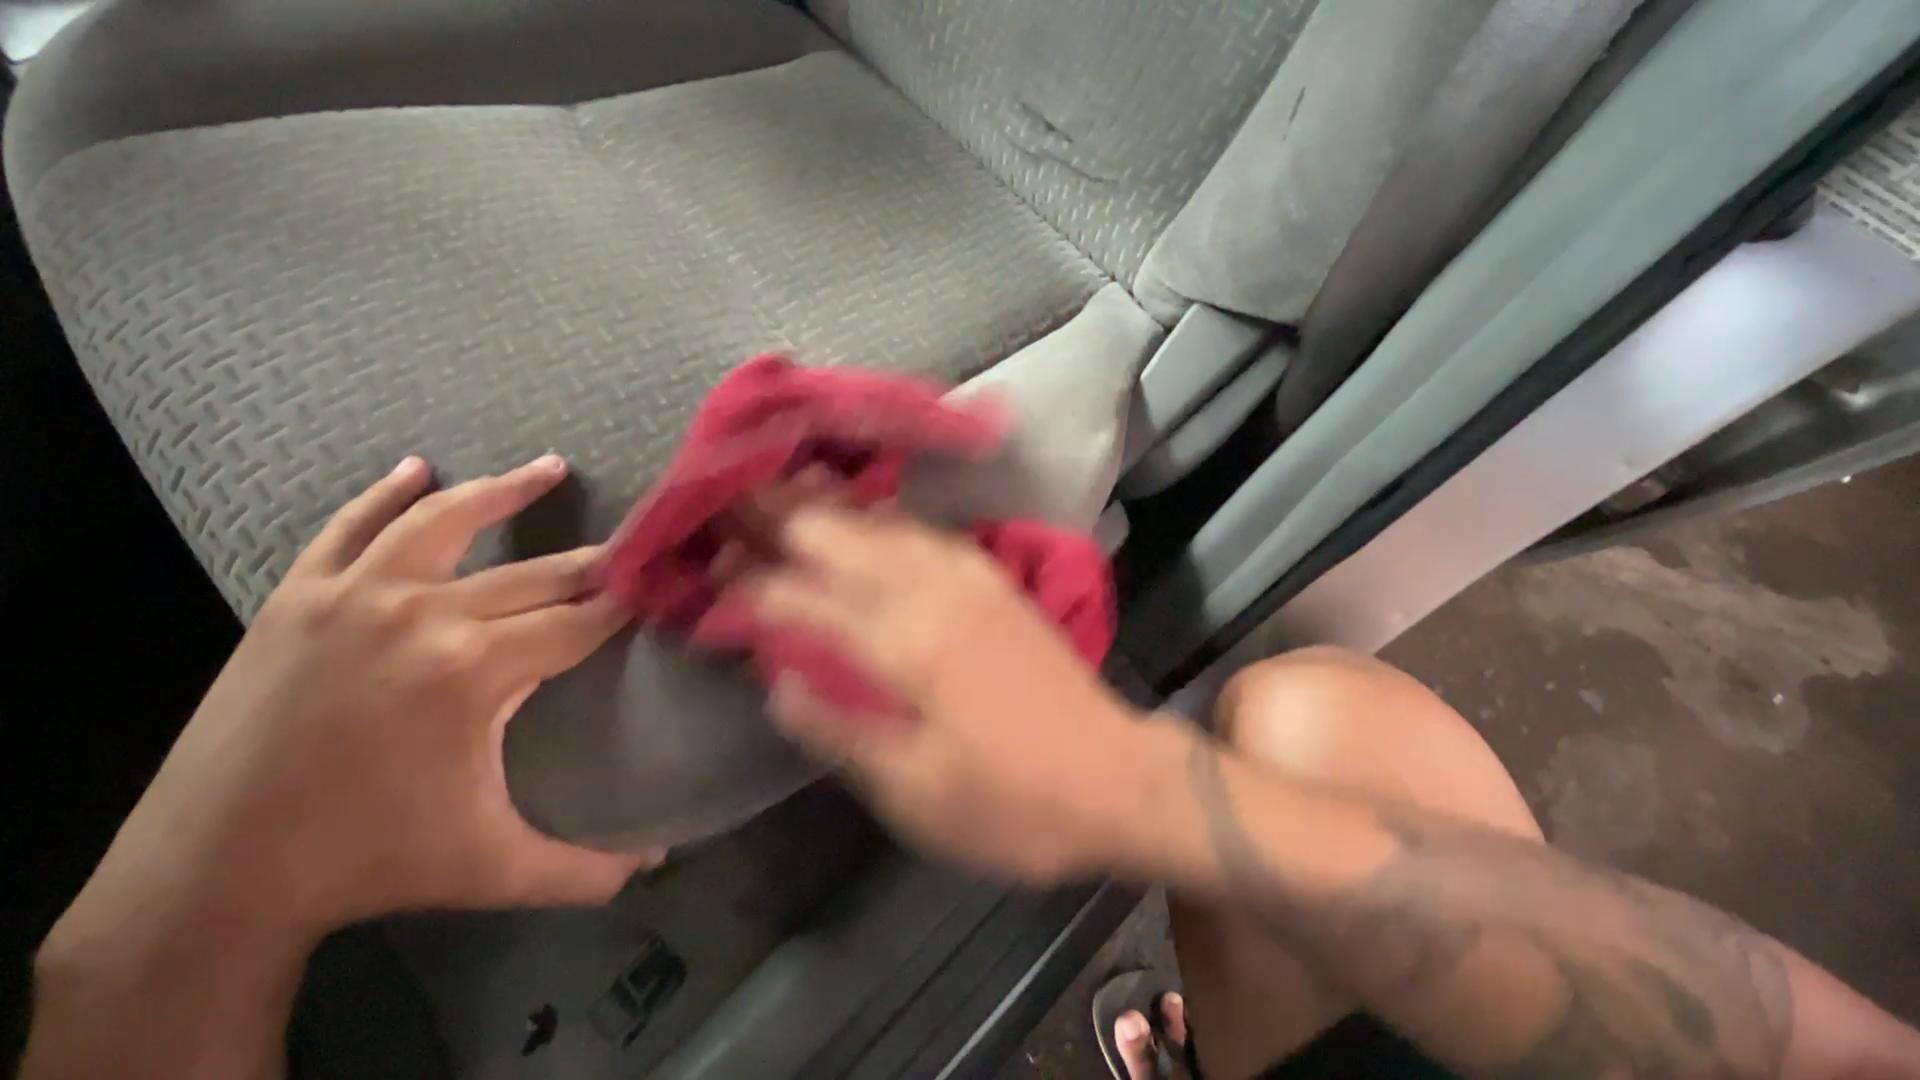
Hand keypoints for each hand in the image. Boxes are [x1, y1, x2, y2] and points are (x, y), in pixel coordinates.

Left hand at [56, 455, 654, 949]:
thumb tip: (658, 865)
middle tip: (632, 545)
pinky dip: (386, 493)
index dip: (624, 603)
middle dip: (592, 560)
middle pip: (535, 572)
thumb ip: (586, 870)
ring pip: (444, 519)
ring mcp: (354, 595)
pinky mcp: (297, 597)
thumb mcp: (492, 870)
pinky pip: (350, 526)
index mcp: (475, 669)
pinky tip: (415, 469)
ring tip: (549, 467)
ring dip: (504, 490)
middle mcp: (423, 613)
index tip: (659, 585)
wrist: (216, 872)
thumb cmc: (370, 862)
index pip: (577, 620)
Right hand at [735, 501, 1157, 883]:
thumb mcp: (915, 794)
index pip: (807, 600)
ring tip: (780, 486)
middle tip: (727, 501)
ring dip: (827, 507)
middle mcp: (934, 592)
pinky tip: (866, 517)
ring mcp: (971, 579)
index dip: (752, 586)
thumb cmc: (1012, 804)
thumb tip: (775, 682)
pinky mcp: (996, 582)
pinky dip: (881, 519)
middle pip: (841, 539)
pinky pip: (924, 532)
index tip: (708, 574)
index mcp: (906, 645)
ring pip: (882, 525)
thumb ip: (841, 731)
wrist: (1120, 780)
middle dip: (780, 520)